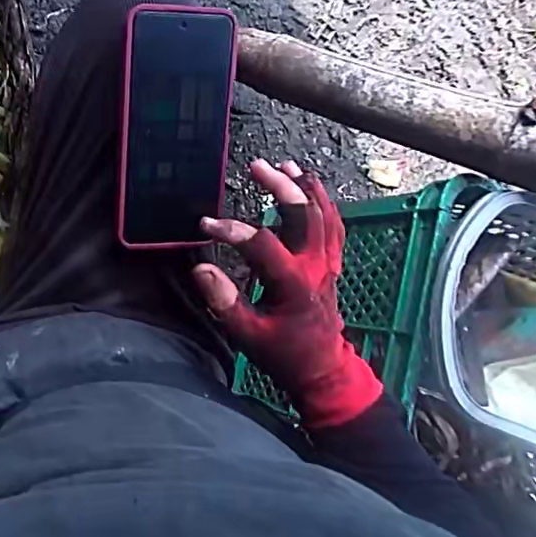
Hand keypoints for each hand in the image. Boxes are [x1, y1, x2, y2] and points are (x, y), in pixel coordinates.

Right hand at [192, 159, 382, 426]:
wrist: (324, 371)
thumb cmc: (283, 354)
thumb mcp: (246, 334)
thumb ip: (223, 301)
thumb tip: (201, 269)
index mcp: (292, 282)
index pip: (261, 242)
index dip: (231, 229)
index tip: (206, 225)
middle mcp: (315, 266)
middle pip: (303, 214)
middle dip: (281, 186)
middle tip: (258, 166)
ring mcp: (328, 264)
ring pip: (323, 215)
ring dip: (305, 187)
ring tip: (287, 165)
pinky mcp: (332, 265)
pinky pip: (334, 226)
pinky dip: (324, 203)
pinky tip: (312, 188)